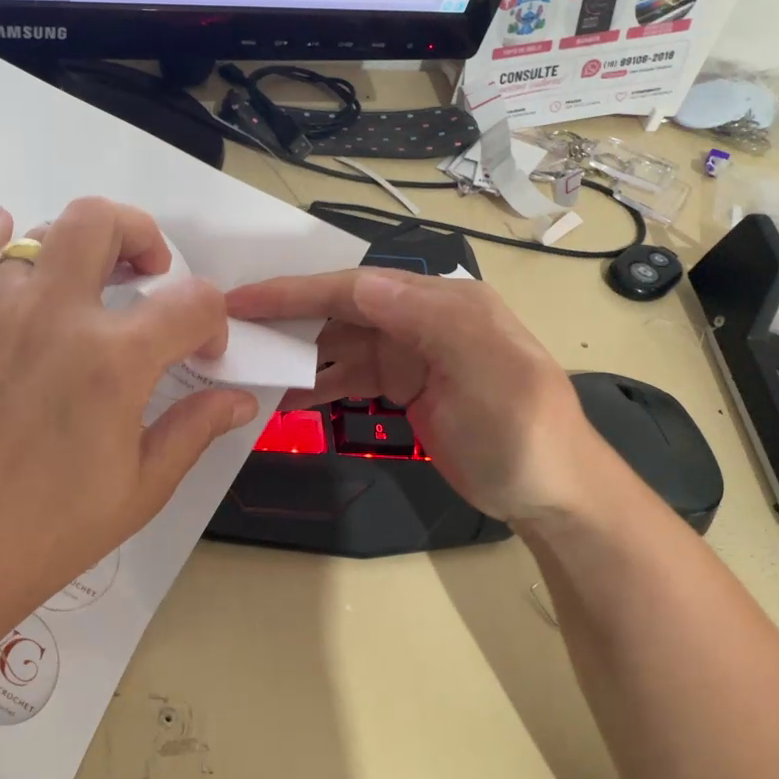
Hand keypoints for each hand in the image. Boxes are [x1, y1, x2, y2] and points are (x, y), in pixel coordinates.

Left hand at [0, 198, 258, 619]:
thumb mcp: (139, 489)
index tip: (203, 351)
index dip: (212, 321)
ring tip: (85, 285)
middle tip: (146, 275)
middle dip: (140, 235)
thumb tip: (237, 400)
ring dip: (77, 246)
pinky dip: (0, 239)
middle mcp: (53, 316)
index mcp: (112, 361)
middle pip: (101, 221)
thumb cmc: (50, 532)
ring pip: (40, 233)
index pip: (189, 302)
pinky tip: (10, 238)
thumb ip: (192, 430)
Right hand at [226, 269, 602, 522]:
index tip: (241, 301)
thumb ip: (431, 323)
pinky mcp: (399, 384)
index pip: (355, 288)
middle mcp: (420, 318)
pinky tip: (279, 397)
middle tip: (227, 332)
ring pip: (334, 343)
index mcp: (443, 303)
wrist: (551, 494)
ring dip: (292, 353)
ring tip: (243, 365)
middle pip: (337, 309)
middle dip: (283, 318)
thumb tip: (362, 285)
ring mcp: (407, 352)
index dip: (295, 293)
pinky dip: (311, 385)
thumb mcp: (490, 375)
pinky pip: (343, 376)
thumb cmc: (525, 434)